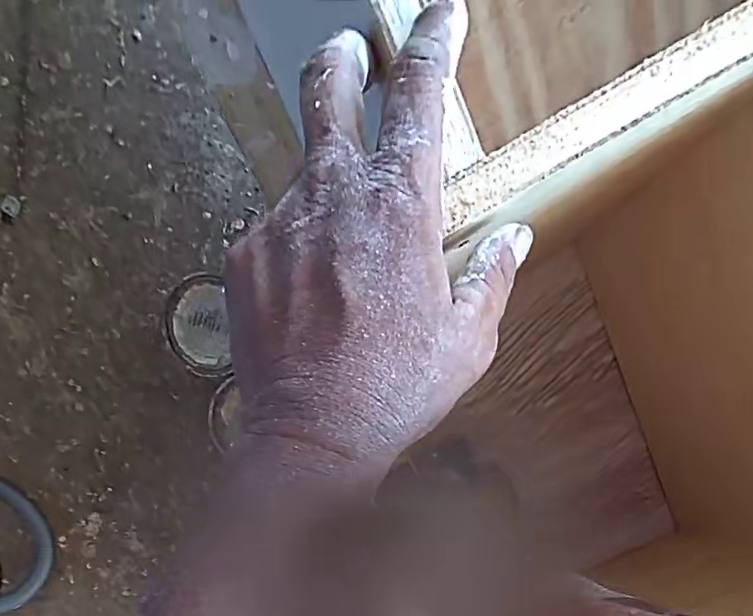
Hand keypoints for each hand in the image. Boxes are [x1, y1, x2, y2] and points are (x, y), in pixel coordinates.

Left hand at [223, 0, 532, 475]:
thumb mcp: (465, 342)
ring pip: (296, 177)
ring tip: (331, 251)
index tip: (439, 18)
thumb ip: (488, 278)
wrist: (309, 438)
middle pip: (327, 94)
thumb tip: (510, 237)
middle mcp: (332, 200)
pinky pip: (266, 232)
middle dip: (339, 64)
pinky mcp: (241, 261)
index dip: (433, 42)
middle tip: (346, 58)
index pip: (418, 92)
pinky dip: (286, 246)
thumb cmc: (391, 393)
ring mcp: (277, 227)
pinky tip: (299, 292)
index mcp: (401, 206)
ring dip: (317, 191)